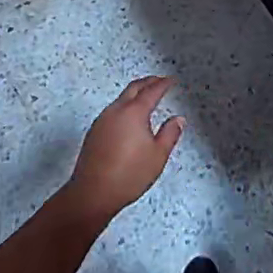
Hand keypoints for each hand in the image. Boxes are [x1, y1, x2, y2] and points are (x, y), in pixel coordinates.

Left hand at [60, 76, 184, 222]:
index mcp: (134, 112)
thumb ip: (170, 133)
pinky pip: (113, 110)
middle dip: (148, 82)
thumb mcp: (158, 155)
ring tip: (146, 97)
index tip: (171, 80)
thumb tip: (178, 119)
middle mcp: (116, 110)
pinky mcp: (94, 131)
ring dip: (135, 93)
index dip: (163, 83)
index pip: (152, 91)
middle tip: (159, 81)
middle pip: (133, 88)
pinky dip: (125, 106)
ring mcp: (102, 120)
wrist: (93, 192)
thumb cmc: (129, 174)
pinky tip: (130, 118)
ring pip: (121, 98)